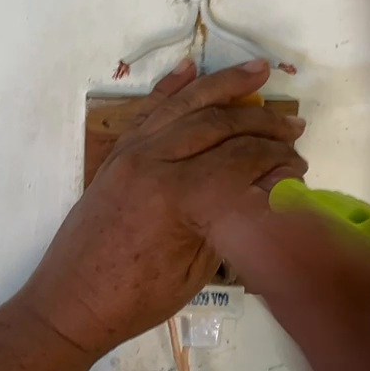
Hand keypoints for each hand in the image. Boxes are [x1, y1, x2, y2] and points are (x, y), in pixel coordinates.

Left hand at [19, 59, 306, 357]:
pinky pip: (148, 112)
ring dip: (224, 86)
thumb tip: (272, 187)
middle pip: (219, 125)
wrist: (70, 301)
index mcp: (178, 196)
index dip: (277, 160)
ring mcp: (130, 153)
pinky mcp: (116, 155)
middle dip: (262, 124)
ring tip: (258, 71)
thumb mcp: (196, 268)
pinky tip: (191, 69)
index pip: (242, 159)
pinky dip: (171, 87)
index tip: (299, 167)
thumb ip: (233, 220)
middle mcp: (152, 162)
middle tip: (293, 128)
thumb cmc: (135, 299)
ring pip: (184, 105)